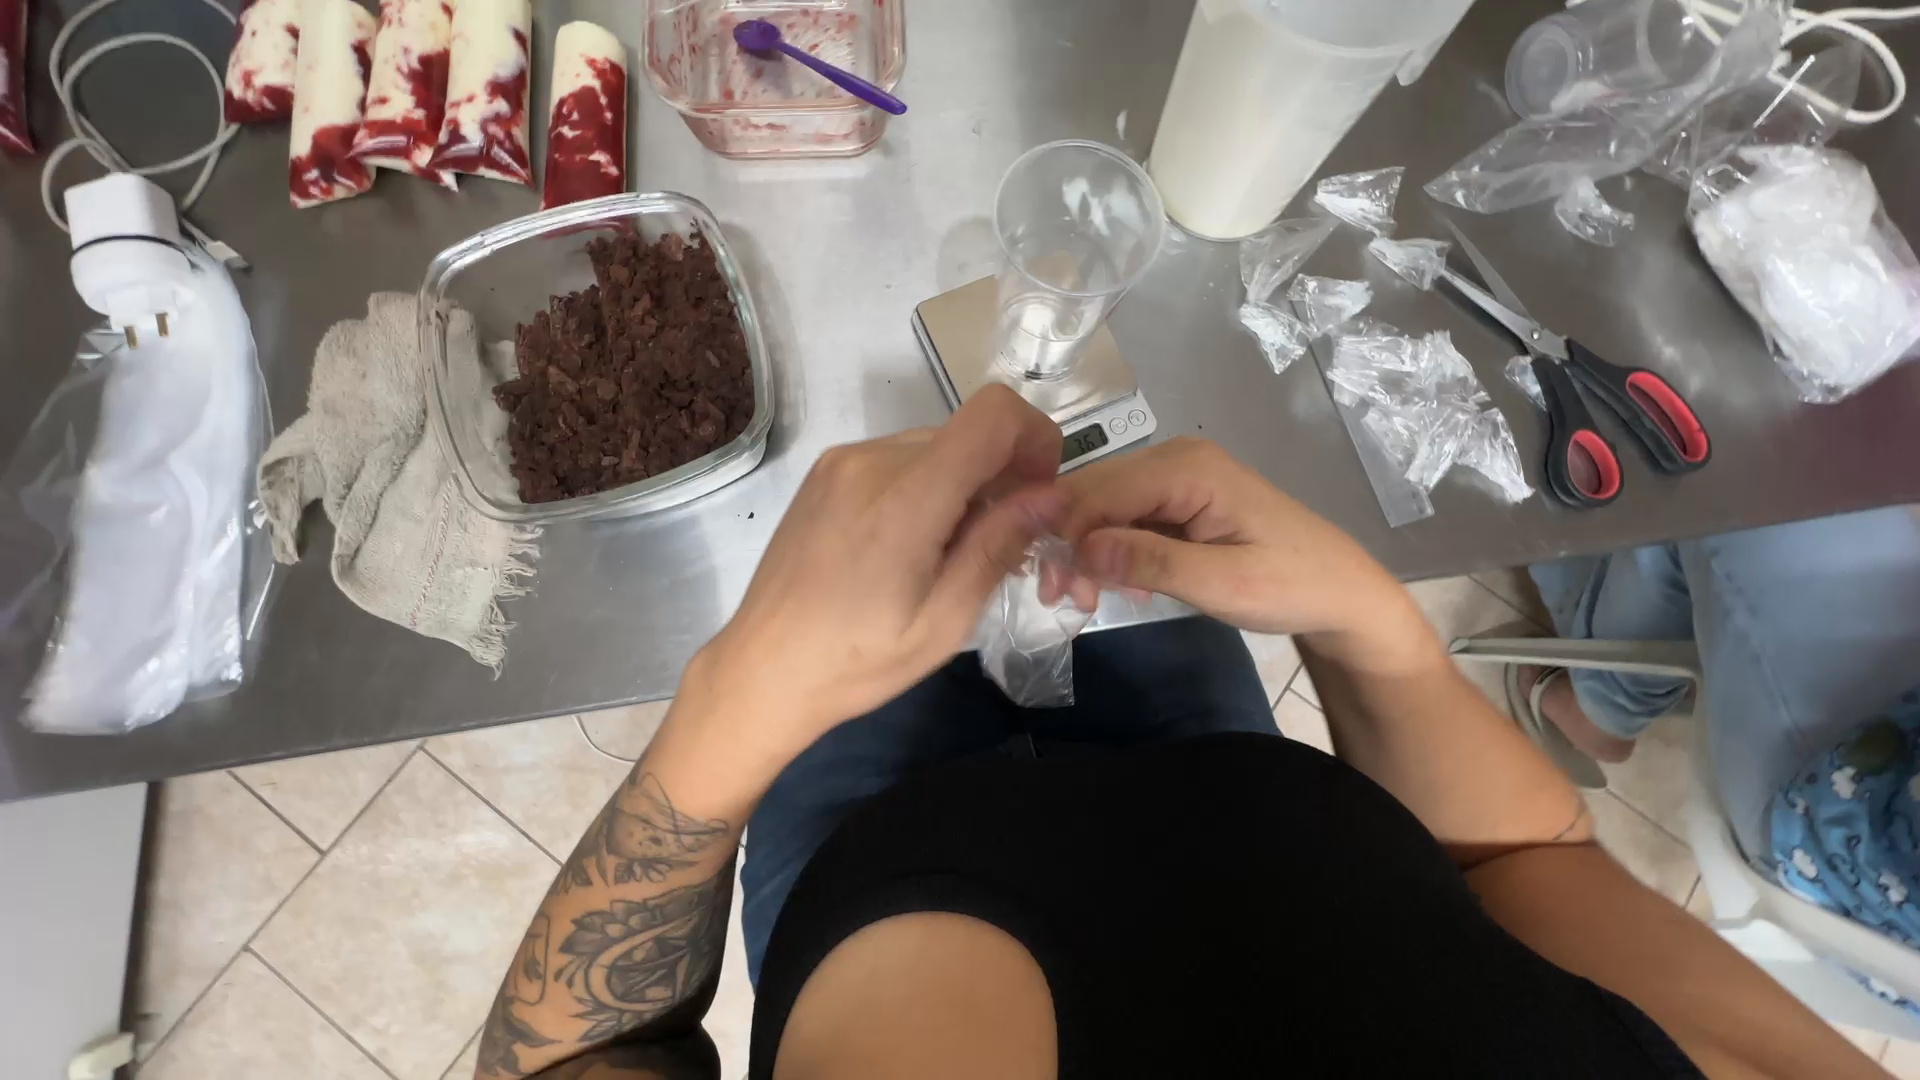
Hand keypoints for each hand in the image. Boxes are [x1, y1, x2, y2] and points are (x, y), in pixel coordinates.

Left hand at [694, 385, 1061, 752]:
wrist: (762, 669)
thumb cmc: (858, 661)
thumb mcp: (945, 620)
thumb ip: (998, 545)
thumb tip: (1051, 493)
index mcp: (905, 496)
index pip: (993, 414)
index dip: (1035, 437)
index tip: (1038, 493)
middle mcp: (871, 459)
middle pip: (967, 435)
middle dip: (1001, 478)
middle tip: (999, 546)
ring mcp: (842, 461)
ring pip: (935, 447)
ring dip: (962, 486)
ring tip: (949, 554)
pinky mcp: (826, 473)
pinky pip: (899, 459)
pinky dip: (926, 487)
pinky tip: (911, 544)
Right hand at [1056, 437, 1439, 674]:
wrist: (1340, 592)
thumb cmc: (1291, 587)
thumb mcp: (1223, 584)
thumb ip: (1151, 561)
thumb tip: (1081, 549)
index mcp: (1189, 469)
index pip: (1101, 491)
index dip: (1068, 535)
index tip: (1056, 589)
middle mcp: (1176, 458)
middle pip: (1095, 490)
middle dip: (1070, 542)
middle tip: (1061, 597)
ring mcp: (1177, 474)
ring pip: (1104, 502)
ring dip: (1086, 548)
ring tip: (1085, 598)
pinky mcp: (1179, 496)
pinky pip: (1126, 514)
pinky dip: (1111, 548)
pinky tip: (1119, 583)